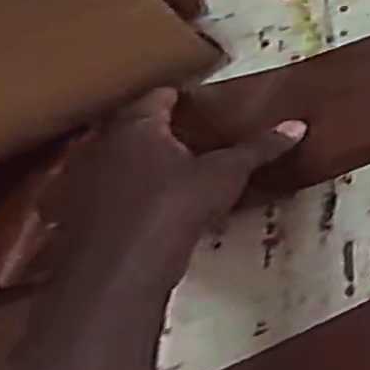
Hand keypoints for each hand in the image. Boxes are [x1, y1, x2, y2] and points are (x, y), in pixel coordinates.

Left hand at [49, 89, 305, 285]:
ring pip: (108, 160)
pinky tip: (145, 196)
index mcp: (134, 130)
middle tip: (188, 124)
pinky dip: (120, 188)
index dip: (176, 94)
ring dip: (132, 158)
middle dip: (152, 124)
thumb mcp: (230, 171)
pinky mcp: (71, 222)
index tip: (199, 95)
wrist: (117, 274)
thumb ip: (260, 147)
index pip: (154, 98)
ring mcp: (77, 189)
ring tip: (168, 158)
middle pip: (125, 127)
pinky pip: (100, 190)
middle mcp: (98, 152)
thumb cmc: (174, 205)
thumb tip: (298, 124)